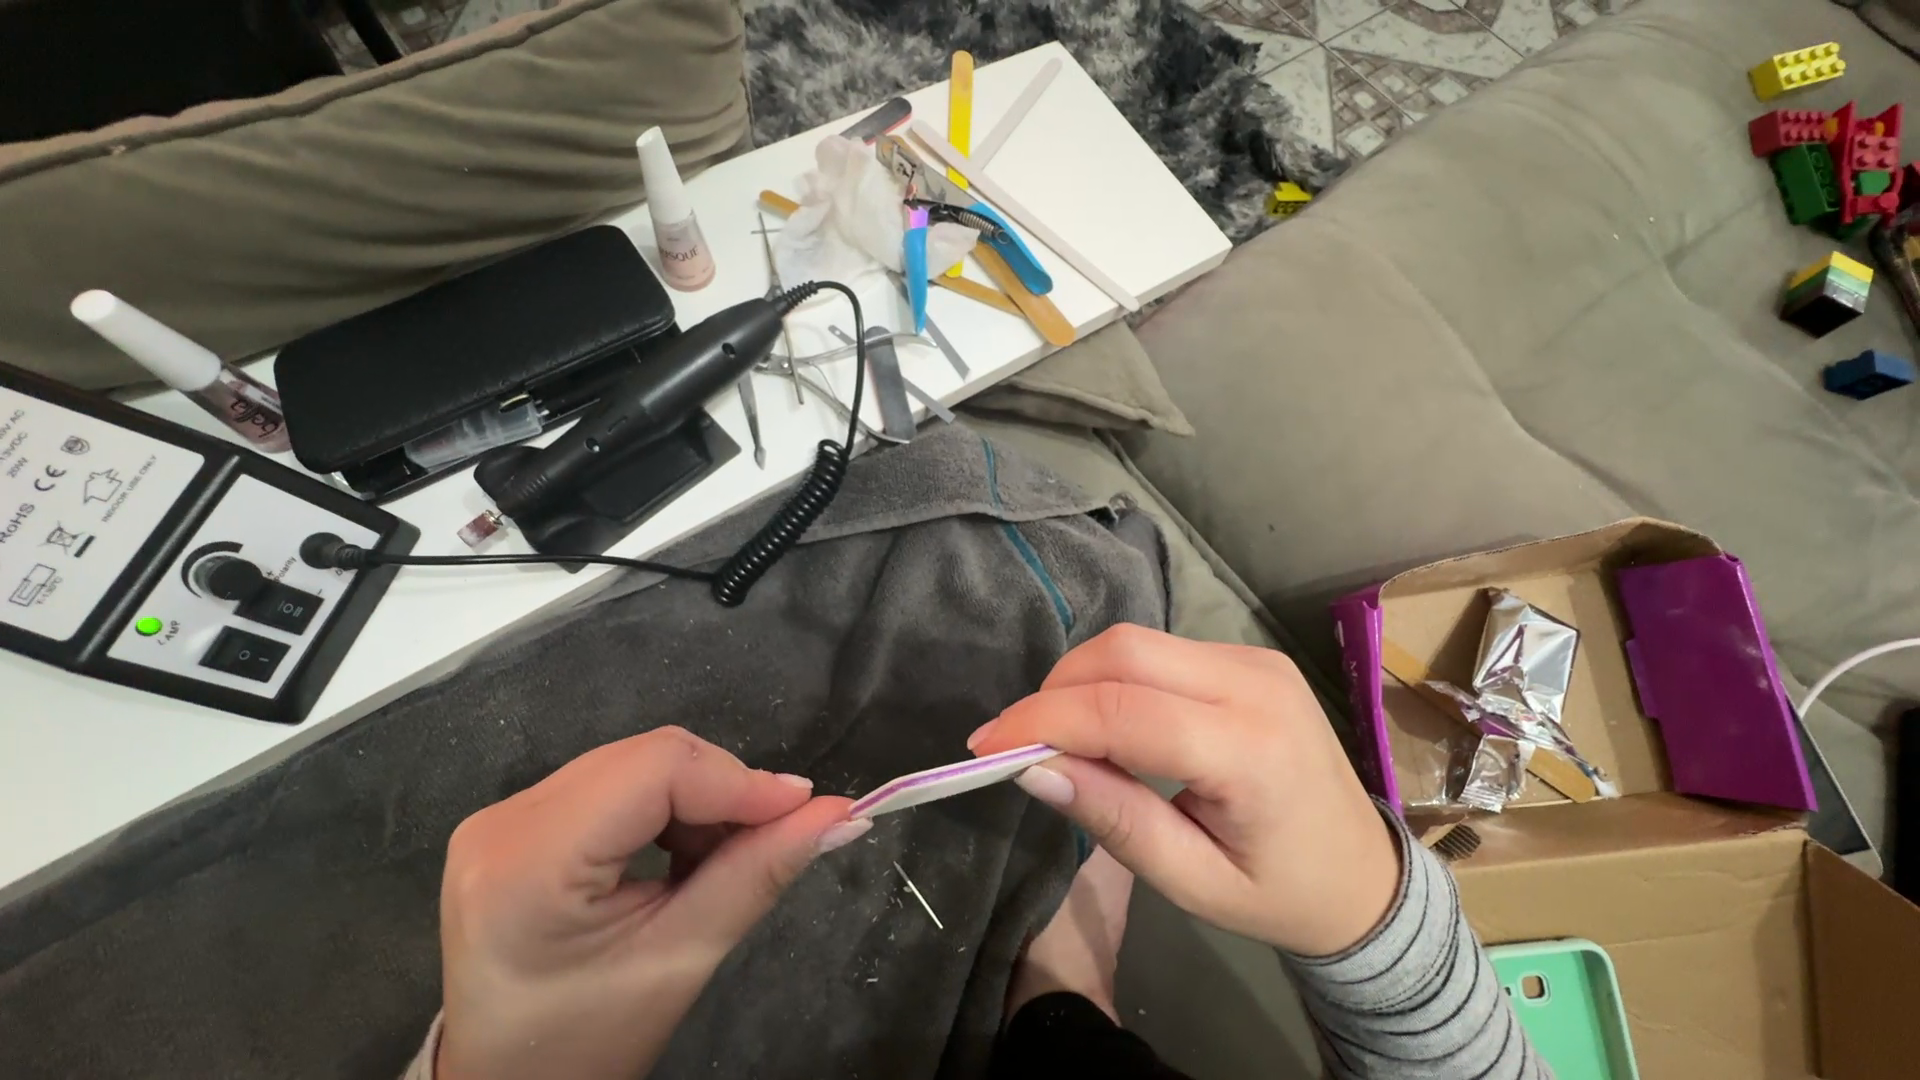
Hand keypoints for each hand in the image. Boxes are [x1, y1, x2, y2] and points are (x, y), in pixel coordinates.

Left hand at [435, 726, 869, 1079]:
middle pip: (649, 758)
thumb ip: (760, 873)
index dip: (741, 779)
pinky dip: (670, 806)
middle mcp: (507, 817)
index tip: (807, 806)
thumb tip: (840, 813)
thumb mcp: (682, 959)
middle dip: (725, 790)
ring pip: (639, 764)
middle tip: (778, 832)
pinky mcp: (519, 819)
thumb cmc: (587, 1043)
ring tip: (729, 853)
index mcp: (529, 860)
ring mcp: (506, 814)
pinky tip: (687, 851)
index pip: (657, 769)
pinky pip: (618, 782)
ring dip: (701, 798)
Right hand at [968, 626, 1398, 956]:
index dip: (1043, 721)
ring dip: (1079, 679)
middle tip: (1015, 740)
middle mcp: (1255, 684)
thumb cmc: (1280, 893)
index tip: (984, 746)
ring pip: (1135, 641)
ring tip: (1053, 733)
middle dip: (1054, 689)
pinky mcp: (1247, 655)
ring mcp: (1254, 660)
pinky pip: (1158, 649)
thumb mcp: (1192, 881)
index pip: (1123, 711)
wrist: (1364, 873)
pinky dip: (1112, 676)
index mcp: (1250, 750)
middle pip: (1125, 652)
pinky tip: (1100, 717)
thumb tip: (1032, 768)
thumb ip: (1113, 818)